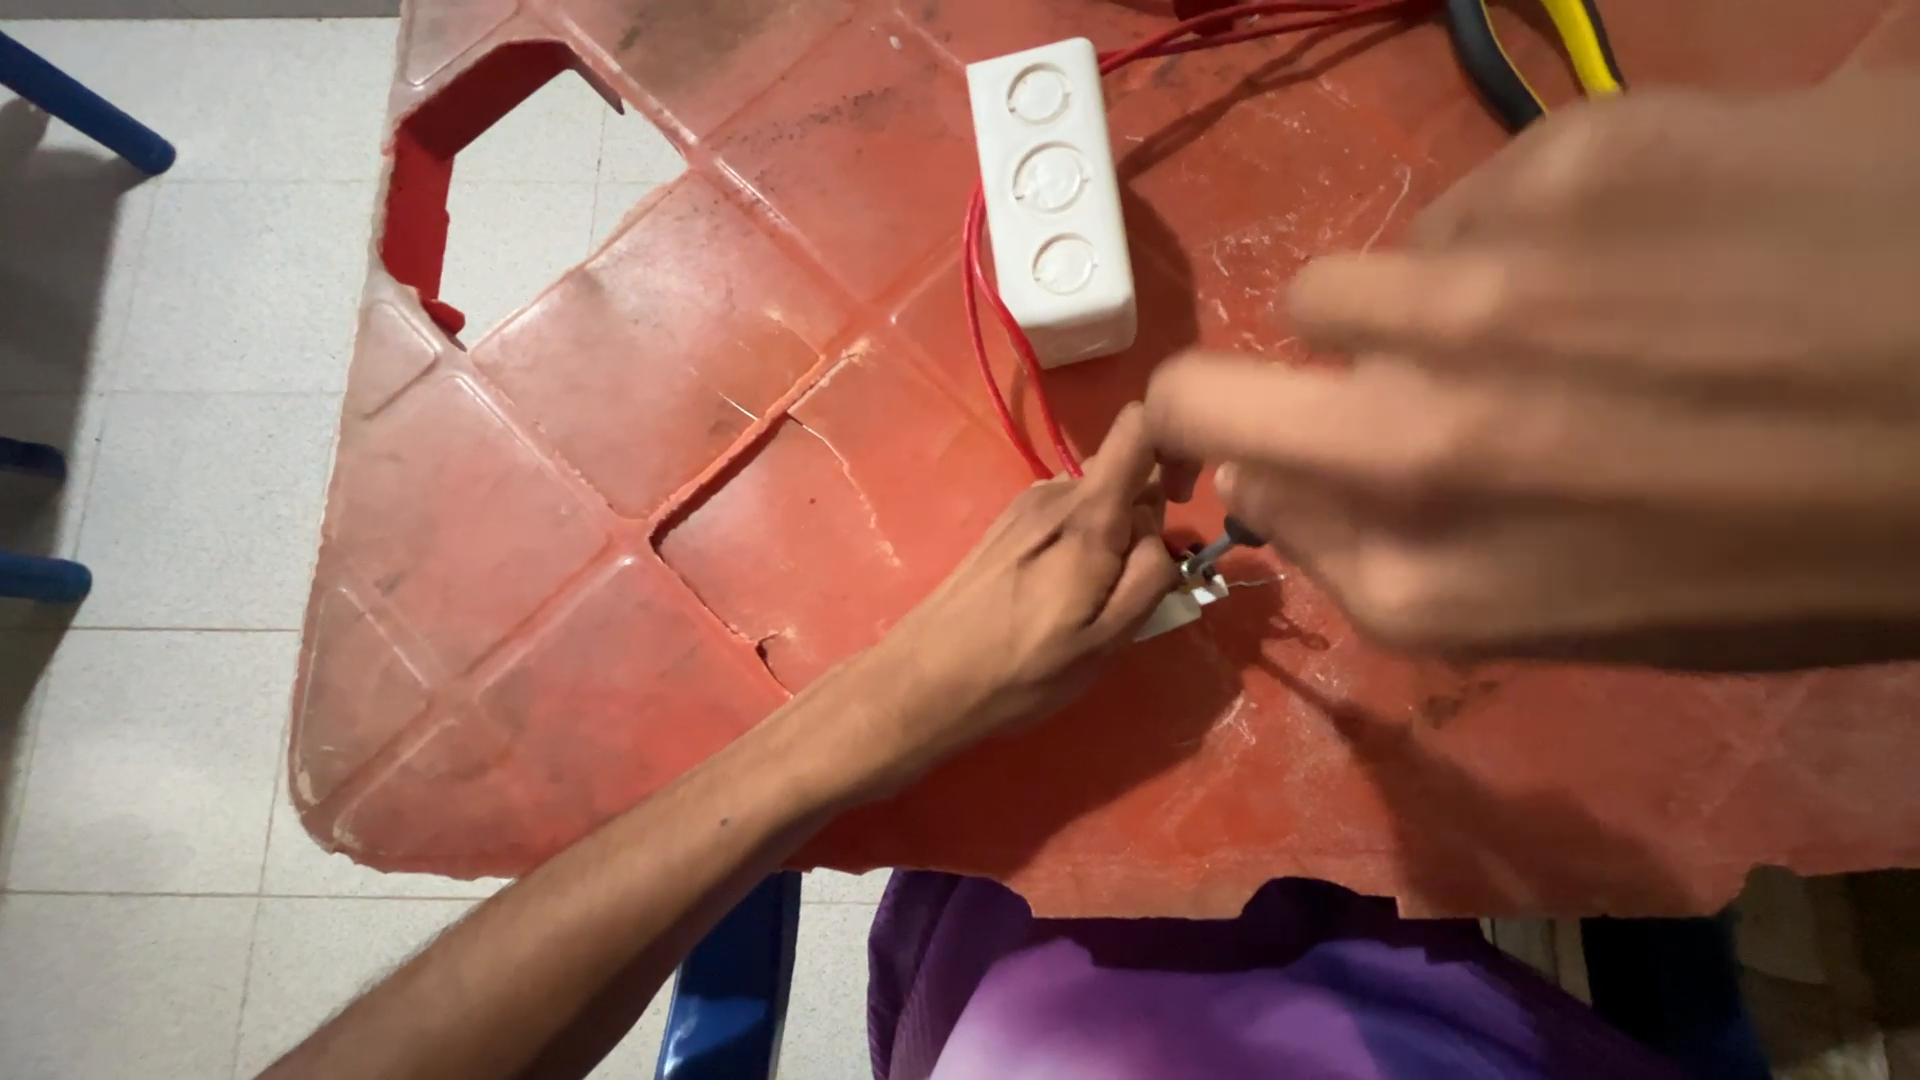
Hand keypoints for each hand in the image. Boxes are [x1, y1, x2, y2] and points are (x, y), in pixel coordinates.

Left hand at [843, 404, 1176, 788]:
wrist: (927, 678)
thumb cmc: (1021, 670)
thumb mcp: (1105, 641)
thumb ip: (1148, 577)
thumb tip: (1160, 533)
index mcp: (1086, 516)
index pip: (1138, 428)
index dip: (1173, 446)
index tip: (1180, 502)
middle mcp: (1055, 493)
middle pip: (1126, 477)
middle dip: (1143, 524)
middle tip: (1122, 591)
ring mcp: (1026, 504)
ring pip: (1097, 501)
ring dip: (1109, 541)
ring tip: (1082, 602)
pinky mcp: (1008, 522)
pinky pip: (1067, 516)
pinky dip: (1078, 546)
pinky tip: (1052, 594)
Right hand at [1146, 74, 1919, 667]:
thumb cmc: (1786, 551)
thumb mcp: (1547, 616)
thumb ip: (1365, 559)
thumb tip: (1256, 477)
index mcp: (1419, 564)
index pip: (1222, 478)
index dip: (1238, 465)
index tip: (1281, 459)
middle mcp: (1413, 434)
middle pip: (1199, 388)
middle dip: (1217, 396)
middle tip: (1315, 389)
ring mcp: (1480, 287)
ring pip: (1333, 289)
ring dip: (1395, 317)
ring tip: (1529, 323)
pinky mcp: (1579, 154)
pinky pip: (1465, 206)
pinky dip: (1516, 239)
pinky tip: (1643, 250)